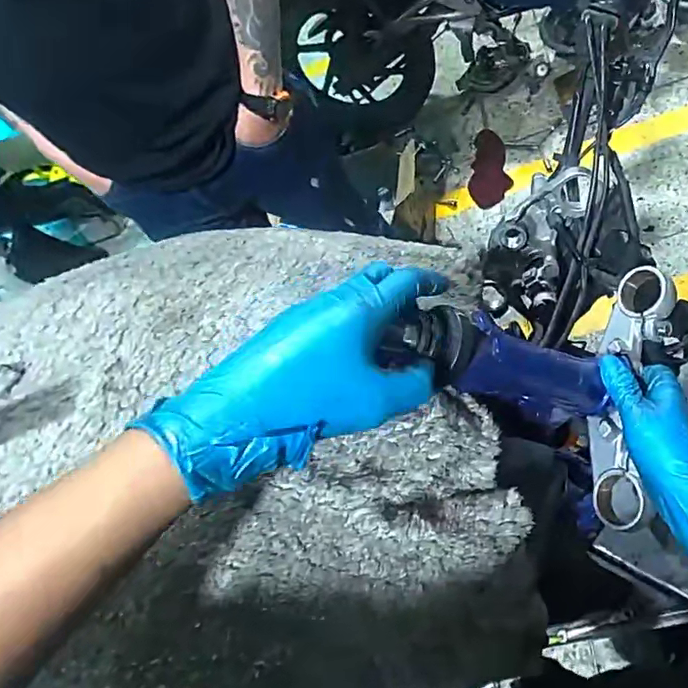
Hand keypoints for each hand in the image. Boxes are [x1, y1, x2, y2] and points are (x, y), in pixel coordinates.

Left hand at [137, 262, 448, 500]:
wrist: (243, 408)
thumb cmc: (316, 398)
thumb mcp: (375, 400)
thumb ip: (413, 385)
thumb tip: (426, 373)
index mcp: (360, 307)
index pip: (403, 279)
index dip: (428, 280)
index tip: (444, 286)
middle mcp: (333, 299)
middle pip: (375, 278)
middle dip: (400, 289)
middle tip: (416, 315)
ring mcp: (307, 310)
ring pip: (351, 296)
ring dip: (375, 310)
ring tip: (388, 342)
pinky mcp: (289, 326)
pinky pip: (332, 312)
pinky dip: (353, 322)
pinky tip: (353, 354)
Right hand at [599, 356, 687, 589]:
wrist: (675, 485)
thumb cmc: (662, 448)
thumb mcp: (633, 410)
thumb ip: (621, 385)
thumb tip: (609, 362)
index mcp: (667, 388)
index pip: (645, 364)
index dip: (625, 364)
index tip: (603, 367)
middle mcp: (668, 401)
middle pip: (639, 383)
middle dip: (619, 386)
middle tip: (600, 389)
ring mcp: (662, 420)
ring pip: (635, 403)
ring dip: (619, 405)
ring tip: (604, 409)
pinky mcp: (655, 437)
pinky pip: (635, 420)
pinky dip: (623, 421)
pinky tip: (612, 427)